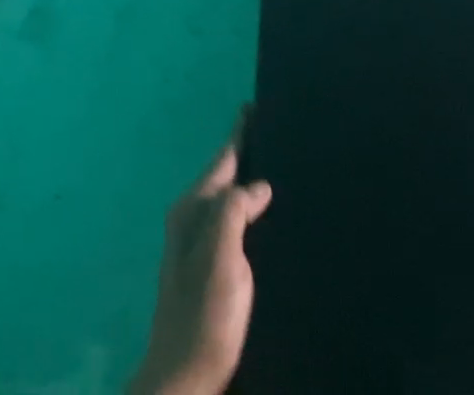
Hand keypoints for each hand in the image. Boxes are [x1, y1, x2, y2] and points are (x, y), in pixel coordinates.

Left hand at [129, 117, 273, 394]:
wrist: (187, 374)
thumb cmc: (204, 312)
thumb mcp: (219, 256)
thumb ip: (233, 210)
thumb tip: (258, 185)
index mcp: (192, 212)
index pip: (222, 159)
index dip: (240, 132)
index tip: (256, 105)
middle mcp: (193, 222)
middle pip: (225, 175)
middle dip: (249, 151)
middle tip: (280, 129)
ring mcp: (202, 247)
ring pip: (232, 199)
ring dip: (253, 179)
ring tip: (286, 164)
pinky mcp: (216, 269)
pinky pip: (239, 222)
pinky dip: (256, 209)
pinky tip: (277, 214)